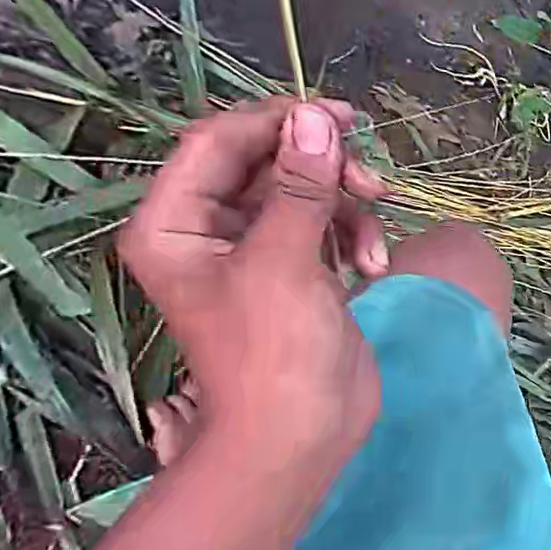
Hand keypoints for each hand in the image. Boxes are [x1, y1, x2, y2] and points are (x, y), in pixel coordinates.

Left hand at [118, 98, 387, 467]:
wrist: (304, 433)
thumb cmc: (275, 352)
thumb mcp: (285, 263)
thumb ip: (300, 188)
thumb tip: (316, 120)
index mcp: (177, 224)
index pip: (219, 144)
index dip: (278, 122)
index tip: (339, 117)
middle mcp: (214, 232)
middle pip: (271, 167)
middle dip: (324, 172)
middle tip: (372, 183)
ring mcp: (263, 254)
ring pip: (309, 197)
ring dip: (349, 212)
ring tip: (373, 249)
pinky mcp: (304, 274)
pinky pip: (330, 230)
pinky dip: (356, 241)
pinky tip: (372, 270)